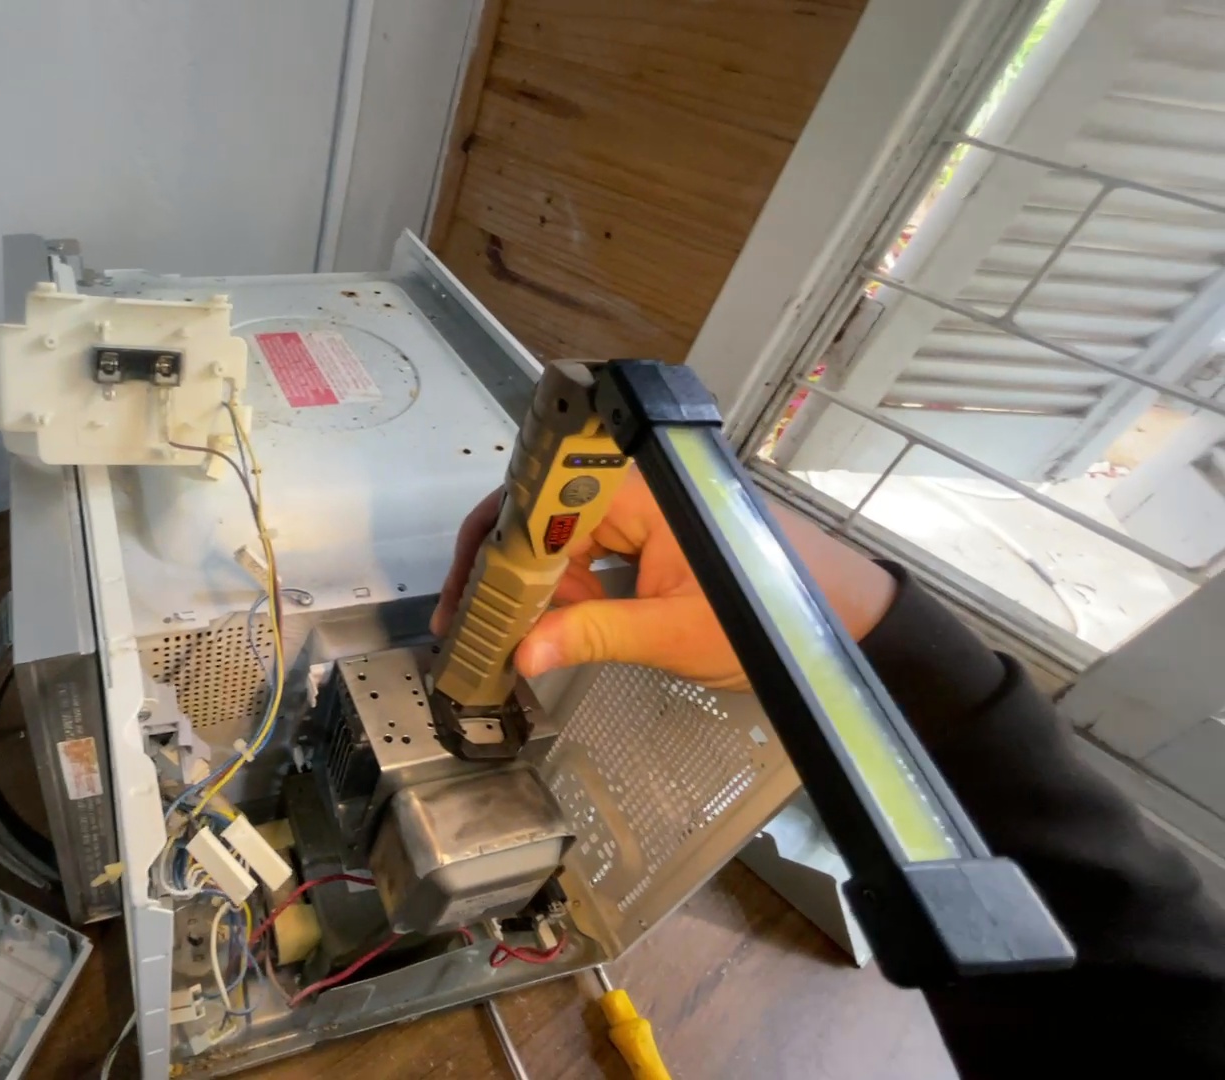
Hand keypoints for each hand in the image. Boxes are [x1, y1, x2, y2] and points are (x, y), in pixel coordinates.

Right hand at [429, 472, 896, 690]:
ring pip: (552, 544)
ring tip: (506, 639)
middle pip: (534, 523)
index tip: (463, 601)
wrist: (849, 620)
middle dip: (497, 577)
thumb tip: (522, 655)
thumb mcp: (676, 631)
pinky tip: (548, 629)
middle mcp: (625, 492)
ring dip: (526, 591)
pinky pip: (580, 559)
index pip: (538, 509)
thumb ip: (594, 636)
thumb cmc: (776, 615)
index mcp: (635, 494)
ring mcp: (631, 515)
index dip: (490, 553)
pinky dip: (559, 595)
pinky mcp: (639, 538)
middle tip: (467, 626)